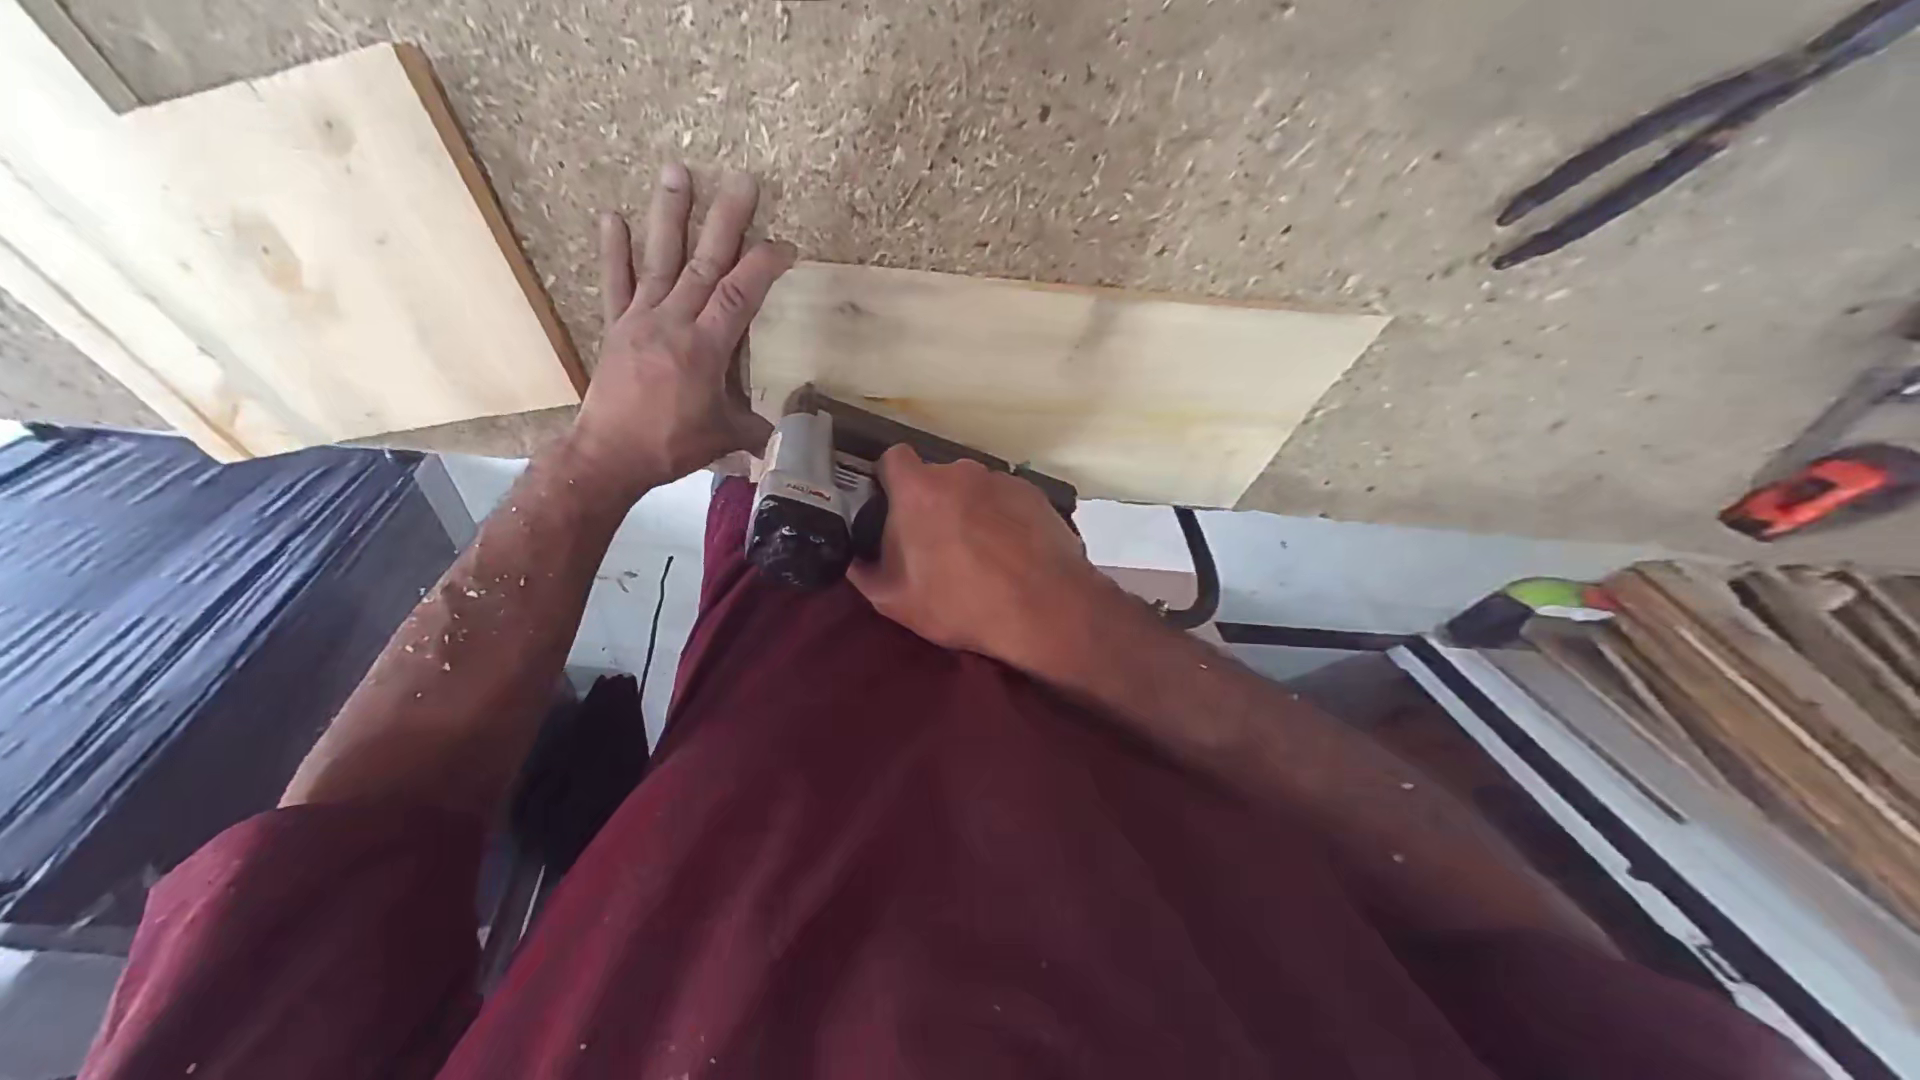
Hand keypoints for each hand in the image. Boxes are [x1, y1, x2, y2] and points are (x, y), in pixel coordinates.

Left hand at [565, 164, 794, 501]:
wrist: (609, 455)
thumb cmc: (671, 445)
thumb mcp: (725, 438)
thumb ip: (757, 430)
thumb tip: (783, 437)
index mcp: (704, 348)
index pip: (741, 295)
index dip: (764, 265)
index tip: (785, 245)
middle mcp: (673, 323)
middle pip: (705, 264)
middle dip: (725, 220)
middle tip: (740, 180)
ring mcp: (641, 320)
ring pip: (661, 260)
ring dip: (670, 215)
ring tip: (677, 171)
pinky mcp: (617, 328)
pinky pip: (615, 283)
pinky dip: (613, 251)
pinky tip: (612, 218)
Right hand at [847, 445, 1133, 672]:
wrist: (1044, 609)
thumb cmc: (962, 603)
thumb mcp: (896, 601)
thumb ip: (865, 573)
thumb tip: (855, 559)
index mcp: (918, 490)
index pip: (893, 458)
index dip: (889, 479)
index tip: (893, 507)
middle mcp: (960, 473)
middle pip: (935, 478)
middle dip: (932, 504)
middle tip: (937, 544)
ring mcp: (1001, 480)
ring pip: (972, 490)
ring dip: (969, 511)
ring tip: (980, 554)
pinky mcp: (1033, 493)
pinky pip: (1005, 500)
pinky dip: (1002, 518)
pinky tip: (1010, 552)